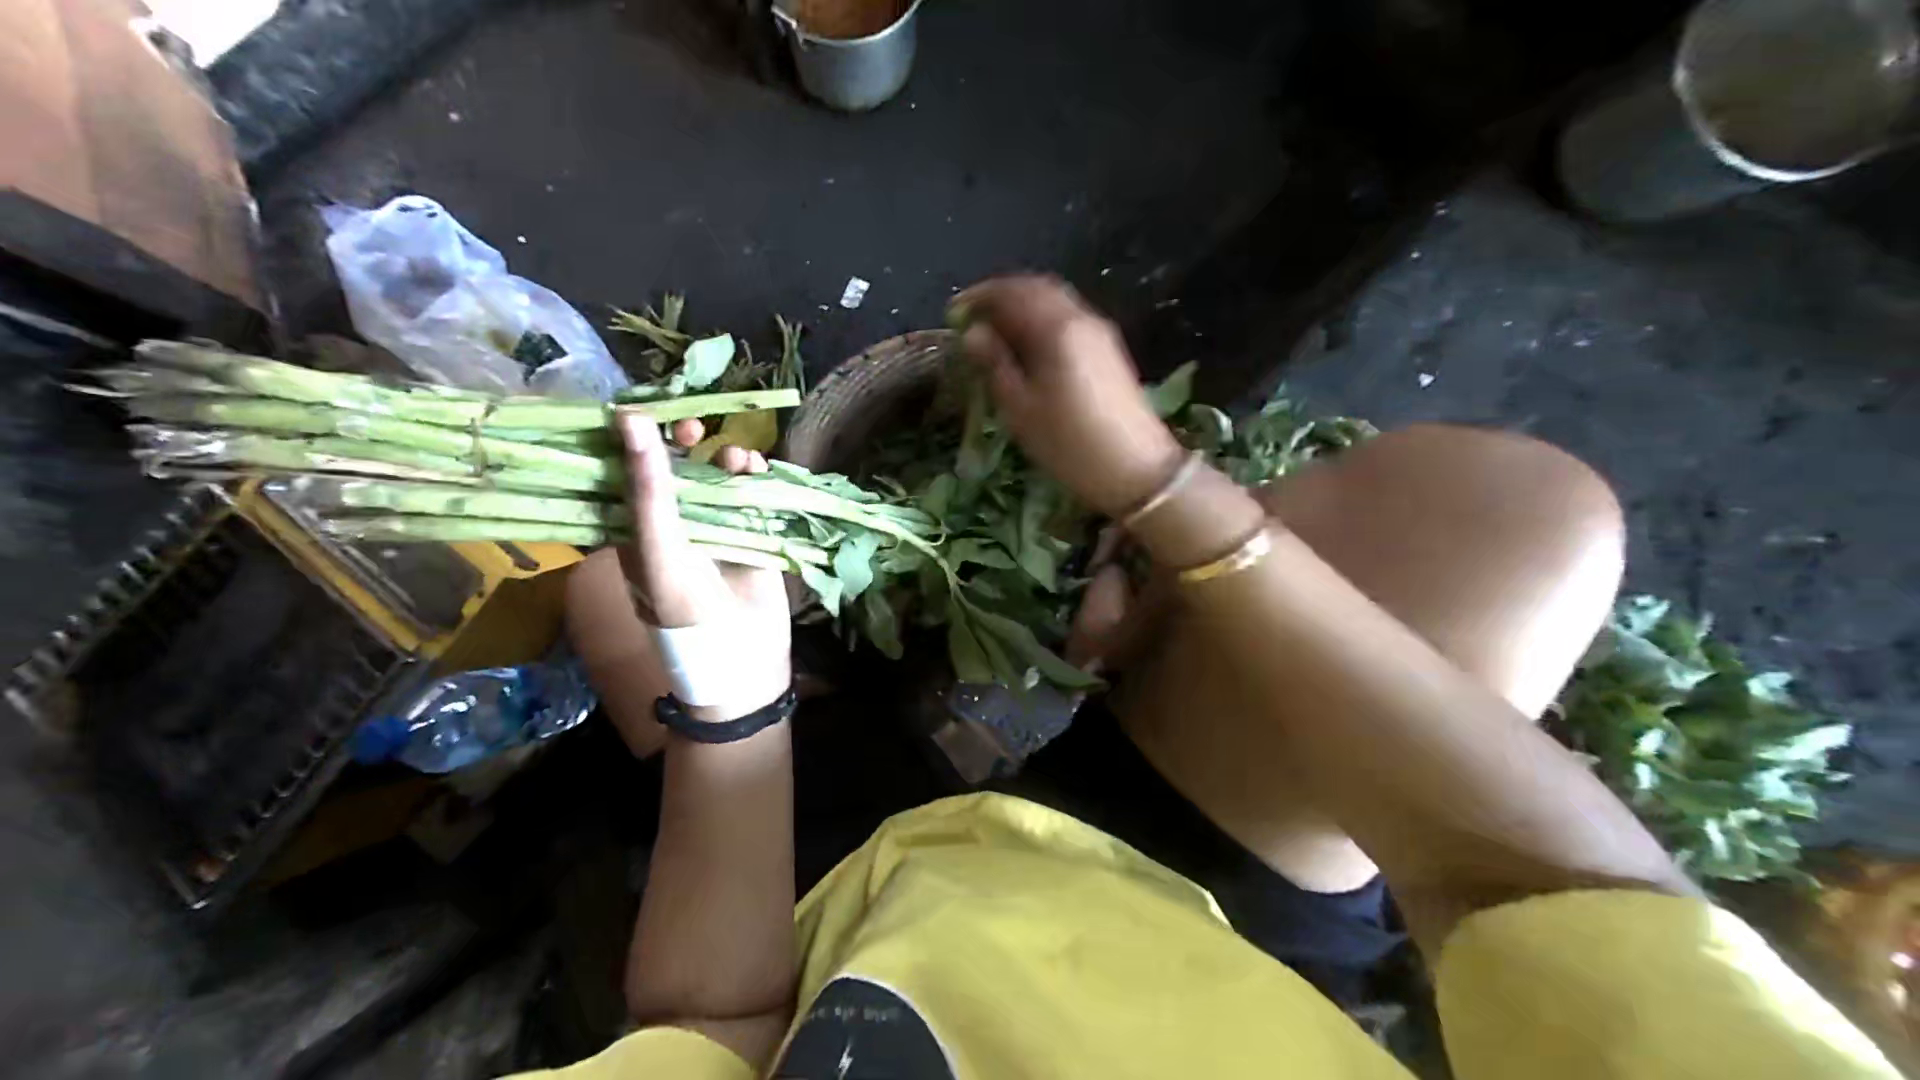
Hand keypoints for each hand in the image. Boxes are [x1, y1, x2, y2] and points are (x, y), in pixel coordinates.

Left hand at [566, 418, 789, 753]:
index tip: (647, 414)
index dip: (635, 440)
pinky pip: (751, 493)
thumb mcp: (658, 547)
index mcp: (634, 527)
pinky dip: (755, 477)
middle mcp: (672, 521)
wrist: (740, 656)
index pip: (627, 470)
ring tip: (738, 460)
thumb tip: (630, 417)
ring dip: (726, 459)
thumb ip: (648, 488)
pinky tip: (757, 470)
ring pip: (717, 475)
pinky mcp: (751, 532)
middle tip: (694, 431)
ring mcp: (714, 525)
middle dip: (684, 444)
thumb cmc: (684, 608)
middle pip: (675, 467)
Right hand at [953, 275, 1185, 516]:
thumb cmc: (1069, 444)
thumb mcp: (1021, 409)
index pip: (1013, 292)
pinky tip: (1028, 346)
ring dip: (1023, 307)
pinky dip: (1042, 320)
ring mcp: (1100, 333)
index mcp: (1057, 329)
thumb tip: (974, 334)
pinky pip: (1068, 319)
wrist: (1135, 470)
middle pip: (1037, 289)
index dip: (980, 296)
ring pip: (1055, 302)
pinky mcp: (1109, 350)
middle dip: (1002, 297)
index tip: (955, 312)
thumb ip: (995, 364)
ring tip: (996, 333)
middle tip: (974, 318)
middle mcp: (1081, 319)